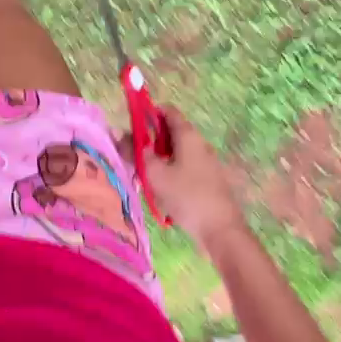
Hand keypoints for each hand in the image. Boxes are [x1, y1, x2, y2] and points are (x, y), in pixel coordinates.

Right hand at [142, 106, 246, 250]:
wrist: (221, 230)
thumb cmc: (186, 196)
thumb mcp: (155, 174)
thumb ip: (137, 152)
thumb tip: (119, 132)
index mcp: (188, 134)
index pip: (168, 111)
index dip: (149, 114)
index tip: (134, 128)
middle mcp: (200, 143)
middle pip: (173, 131)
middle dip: (152, 140)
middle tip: (136, 156)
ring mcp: (208, 161)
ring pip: (179, 151)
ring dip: (162, 158)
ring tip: (148, 176)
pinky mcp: (211, 179)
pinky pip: (187, 166)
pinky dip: (173, 170)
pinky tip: (165, 190)